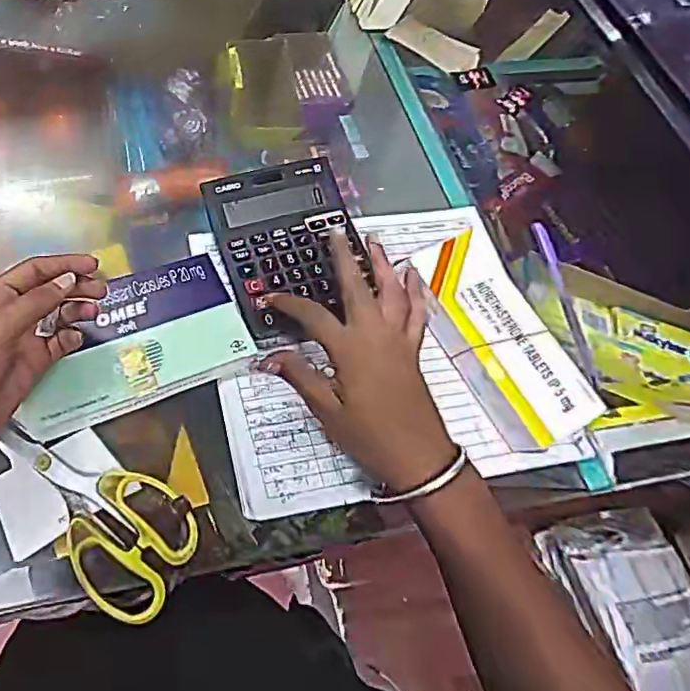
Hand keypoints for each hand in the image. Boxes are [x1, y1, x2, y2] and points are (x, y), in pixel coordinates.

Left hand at [0, 255, 107, 474]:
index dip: (62, 265)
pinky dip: (70, 338)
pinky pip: (57, 345)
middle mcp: (9, 316)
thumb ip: (33, 303)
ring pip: (56, 316)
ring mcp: (21, 341)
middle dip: (75, 286)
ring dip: (76, 309)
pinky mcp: (31, 365)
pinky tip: (79, 336)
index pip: (33, 272)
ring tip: (95, 309)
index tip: (90, 265)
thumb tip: (65, 281)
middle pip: (48, 292)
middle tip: (101, 288)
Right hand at [257, 232, 458, 491]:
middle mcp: (376, 336)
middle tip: (337, 235)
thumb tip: (270, 358)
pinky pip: (415, 312)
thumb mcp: (326, 410)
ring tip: (375, 243)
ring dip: (382, 265)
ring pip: (392, 293)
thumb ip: (299, 377)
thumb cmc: (371, 435)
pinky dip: (415, 291)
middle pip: (359, 288)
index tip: (270, 299)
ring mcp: (398, 340)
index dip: (288, 304)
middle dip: (346, 259)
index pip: (313, 316)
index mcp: (350, 349)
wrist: (419, 456)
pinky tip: (413, 276)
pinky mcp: (412, 350)